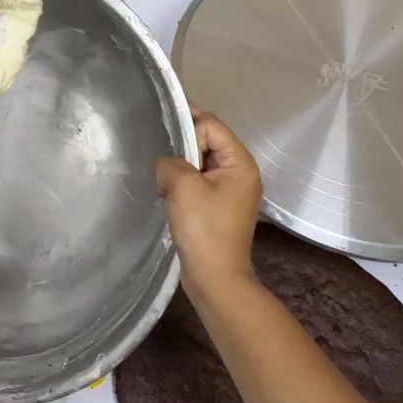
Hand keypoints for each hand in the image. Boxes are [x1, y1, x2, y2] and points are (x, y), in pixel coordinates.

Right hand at [156, 108, 263, 296]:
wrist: (215, 277)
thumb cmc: (204, 228)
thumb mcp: (183, 185)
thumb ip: (170, 161)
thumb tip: (167, 166)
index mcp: (240, 163)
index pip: (211, 125)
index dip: (187, 127)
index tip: (165, 137)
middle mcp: (240, 172)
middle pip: (207, 141)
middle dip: (182, 148)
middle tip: (162, 164)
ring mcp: (231, 191)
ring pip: (200, 162)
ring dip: (179, 168)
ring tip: (164, 183)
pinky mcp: (219, 206)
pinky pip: (199, 181)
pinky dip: (182, 183)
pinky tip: (169, 195)